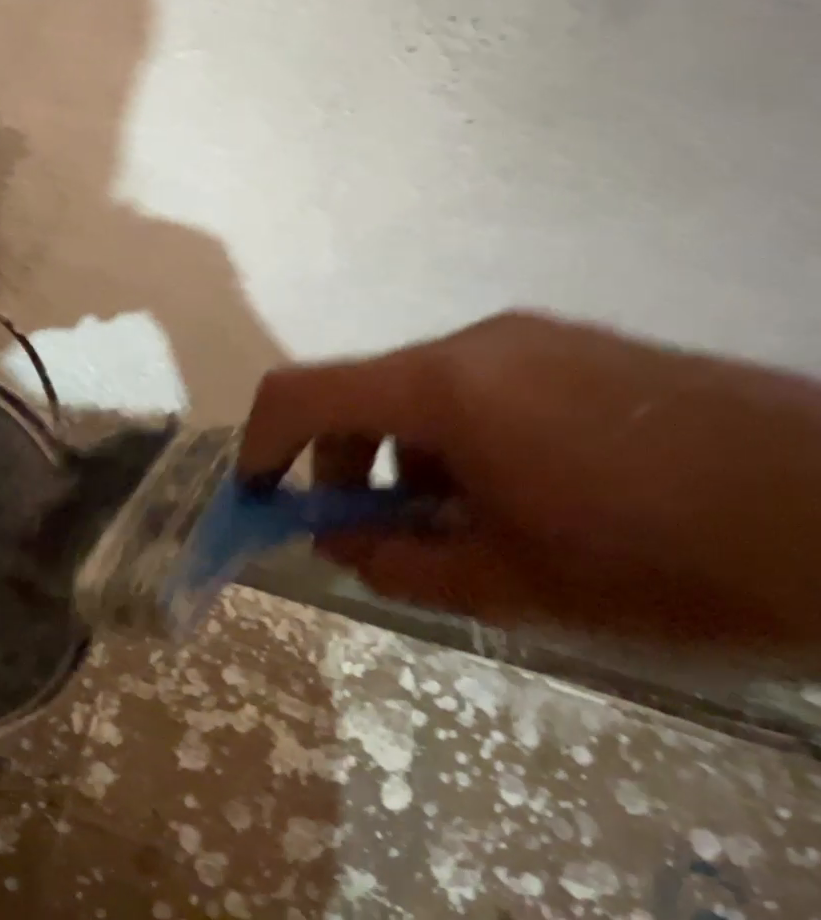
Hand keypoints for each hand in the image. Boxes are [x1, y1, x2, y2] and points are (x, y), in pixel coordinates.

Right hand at [239, 310, 820, 651]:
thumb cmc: (665, 557)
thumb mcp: (510, 583)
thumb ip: (396, 562)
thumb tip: (337, 543)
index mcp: (444, 390)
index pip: (300, 393)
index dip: (260, 444)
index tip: (257, 495)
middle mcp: (477, 343)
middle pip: (359, 391)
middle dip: (340, 463)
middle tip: (370, 532)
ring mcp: (536, 338)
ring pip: (420, 392)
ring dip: (404, 456)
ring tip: (458, 524)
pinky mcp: (584, 348)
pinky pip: (480, 384)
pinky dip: (458, 437)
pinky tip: (518, 493)